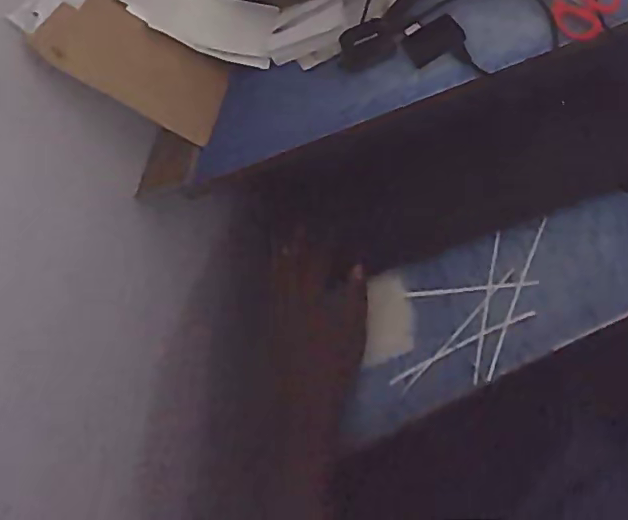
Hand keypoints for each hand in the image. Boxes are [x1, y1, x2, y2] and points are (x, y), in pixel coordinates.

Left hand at [266, 227, 365, 519]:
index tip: (331, 228)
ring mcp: (278, 313)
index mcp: (313, 296)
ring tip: (281, 242)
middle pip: (292, 265)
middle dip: (297, 244)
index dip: (325, 244)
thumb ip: (356, 295)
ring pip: (277, 277)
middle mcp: (291, 299)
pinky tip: (274, 277)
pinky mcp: (271, 327)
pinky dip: (272, 279)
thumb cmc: (335, 366)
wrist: (305, 401)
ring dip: (280, 258)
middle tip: (298, 226)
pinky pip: (270, 293)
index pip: (319, 261)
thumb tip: (357, 266)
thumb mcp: (355, 329)